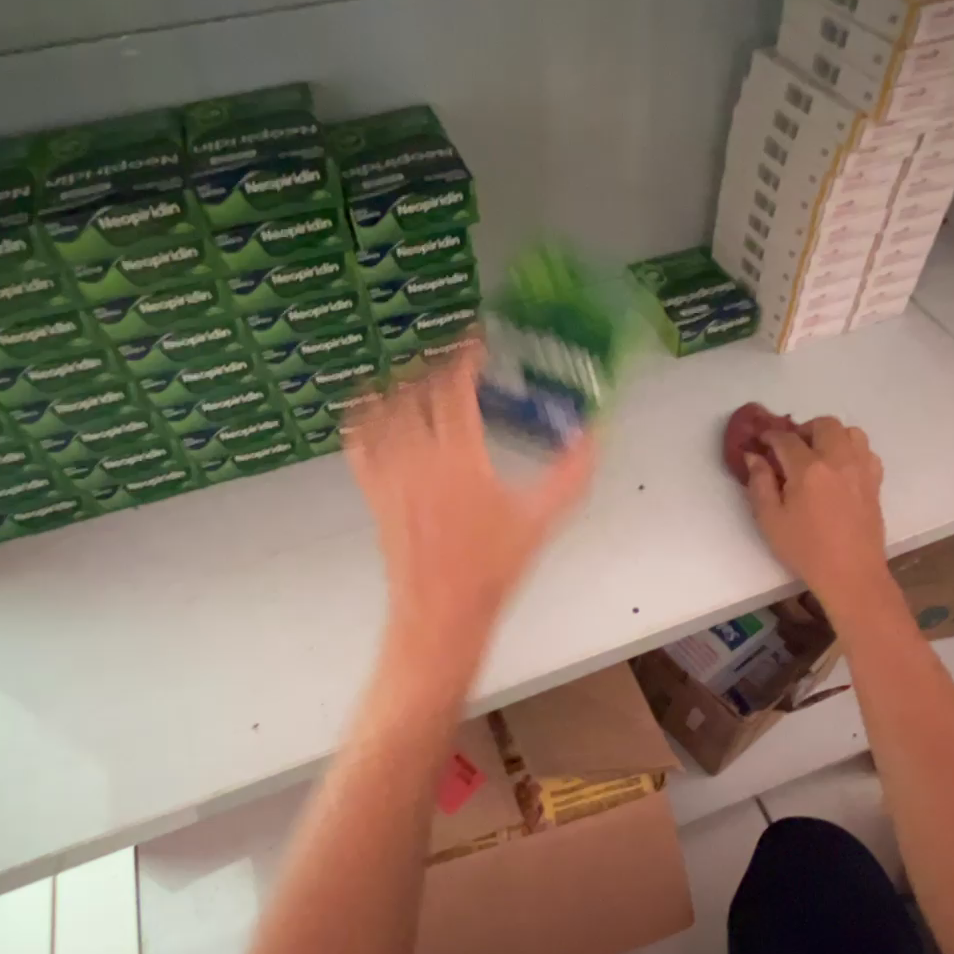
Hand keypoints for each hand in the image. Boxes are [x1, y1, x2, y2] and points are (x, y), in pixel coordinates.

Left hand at [346, 340, 595, 653]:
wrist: (441, 612)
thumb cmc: (492, 569)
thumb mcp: (540, 521)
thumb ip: (570, 474)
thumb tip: (594, 434)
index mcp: (460, 457)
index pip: (455, 388)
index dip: (465, 356)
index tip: (476, 341)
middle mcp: (418, 457)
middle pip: (416, 391)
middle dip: (433, 365)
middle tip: (452, 357)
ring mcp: (390, 474)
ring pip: (383, 411)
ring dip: (400, 385)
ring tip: (417, 375)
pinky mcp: (374, 493)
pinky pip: (359, 445)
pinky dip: (362, 420)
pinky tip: (371, 410)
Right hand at [744, 416, 895, 613]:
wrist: (850, 574)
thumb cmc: (805, 549)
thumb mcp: (770, 520)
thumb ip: (759, 483)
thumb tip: (754, 457)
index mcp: (808, 469)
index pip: (786, 439)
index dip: (770, 436)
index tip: (761, 441)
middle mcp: (838, 460)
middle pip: (824, 424)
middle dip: (804, 429)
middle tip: (791, 447)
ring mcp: (861, 469)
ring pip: (850, 432)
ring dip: (831, 436)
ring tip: (818, 454)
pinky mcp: (875, 482)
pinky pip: (866, 451)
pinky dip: (851, 451)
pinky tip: (840, 469)